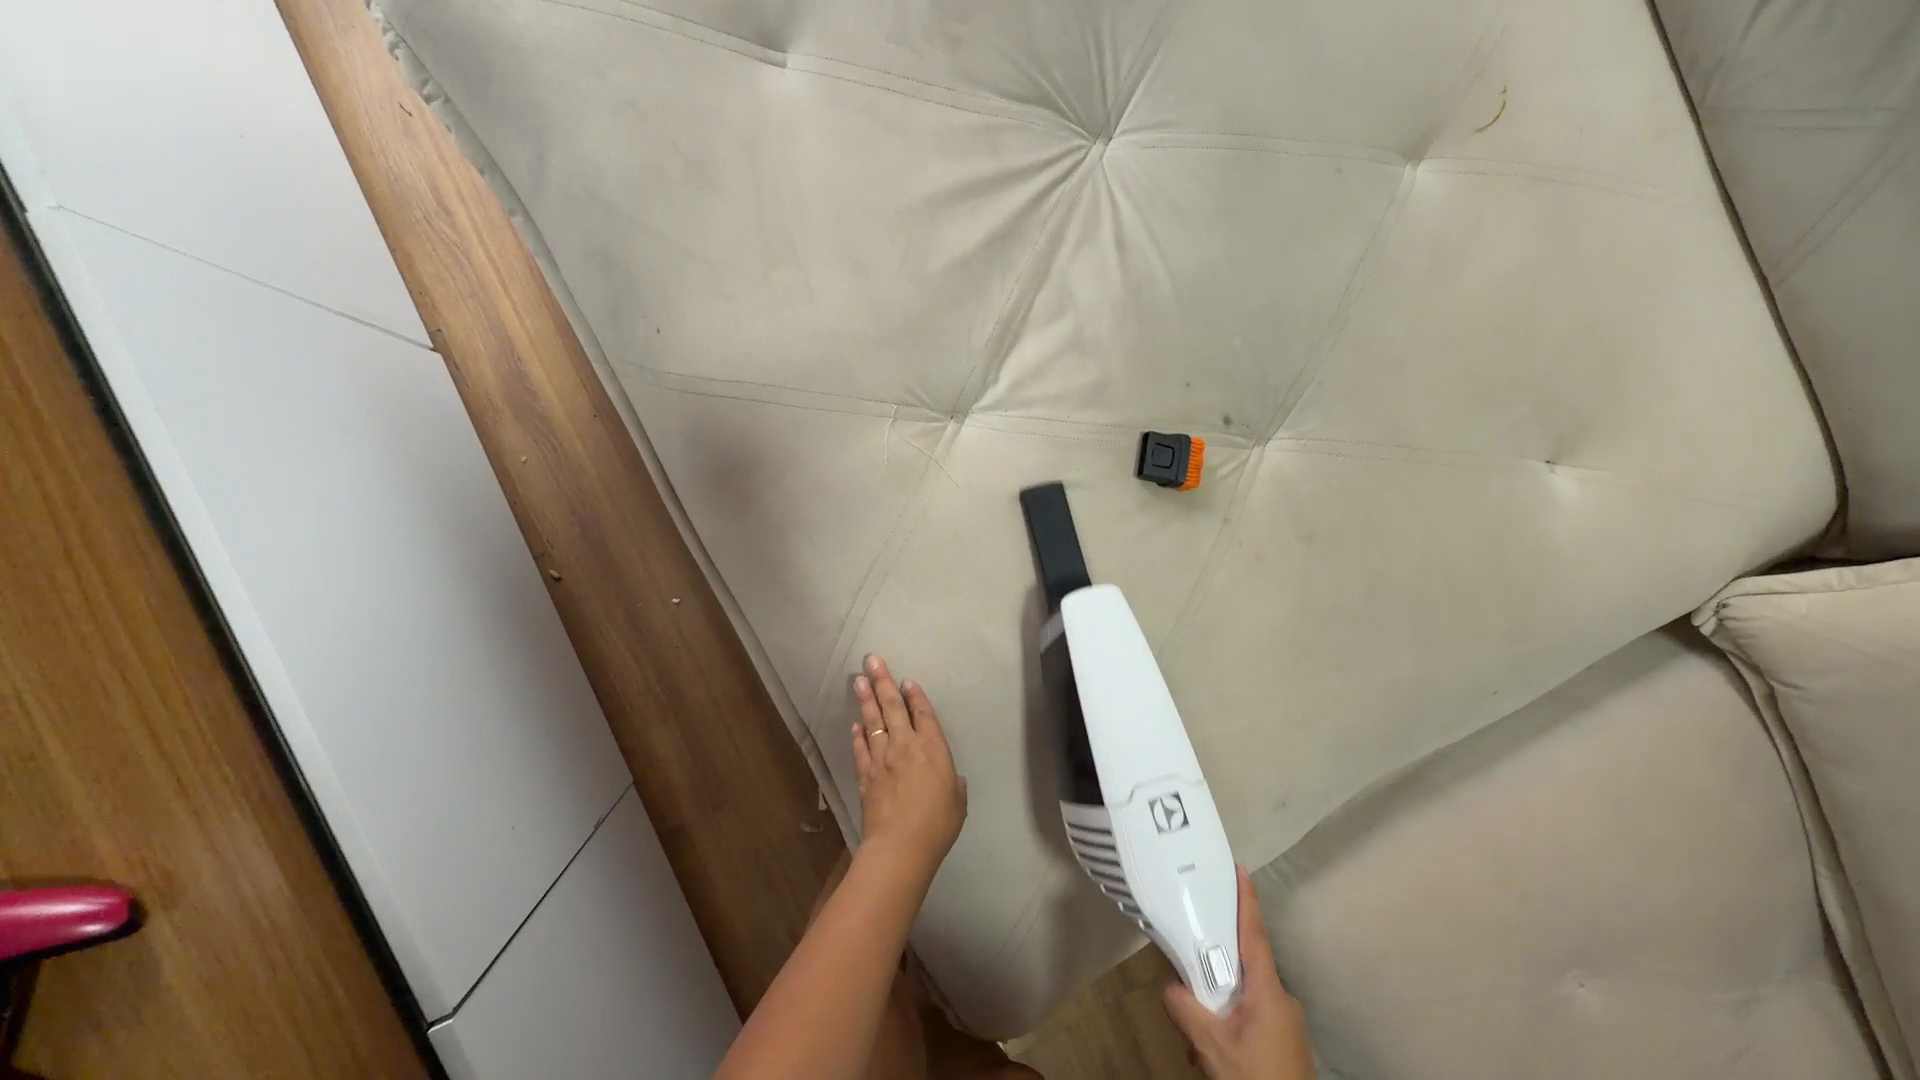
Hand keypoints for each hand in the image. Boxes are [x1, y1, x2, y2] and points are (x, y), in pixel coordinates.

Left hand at [851, 655, 967, 881]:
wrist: (901, 846)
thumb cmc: (937, 825)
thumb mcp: (958, 803)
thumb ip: (954, 785)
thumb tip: (950, 779)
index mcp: (934, 750)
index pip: (924, 714)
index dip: (916, 696)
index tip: (907, 680)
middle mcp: (906, 746)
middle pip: (893, 707)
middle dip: (883, 682)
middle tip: (873, 660)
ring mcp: (883, 759)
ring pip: (873, 721)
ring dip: (866, 700)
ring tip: (858, 680)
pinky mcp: (867, 775)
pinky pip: (861, 749)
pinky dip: (858, 735)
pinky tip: (856, 724)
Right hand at [1165, 867, 1314, 1079]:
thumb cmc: (1254, 1078)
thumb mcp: (1212, 1046)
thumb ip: (1186, 1010)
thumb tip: (1170, 986)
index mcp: (1269, 991)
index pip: (1254, 934)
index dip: (1246, 901)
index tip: (1239, 869)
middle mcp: (1282, 999)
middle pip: (1242, 969)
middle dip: (1212, 975)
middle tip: (1187, 985)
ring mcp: (1287, 1022)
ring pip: (1243, 999)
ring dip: (1218, 1012)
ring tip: (1198, 1046)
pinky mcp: (1285, 1042)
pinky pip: (1252, 1019)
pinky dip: (1229, 1027)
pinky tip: (1213, 1055)